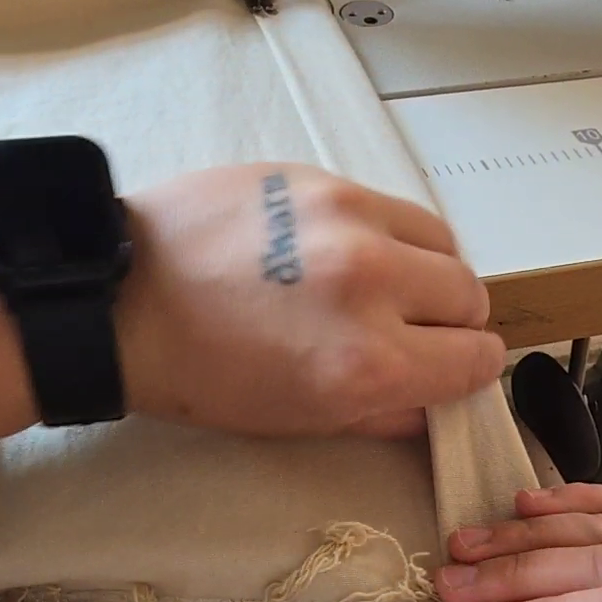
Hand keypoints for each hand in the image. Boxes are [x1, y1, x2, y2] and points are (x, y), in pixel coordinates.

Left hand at [116, 164, 504, 436]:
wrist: (125, 304)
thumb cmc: (205, 380)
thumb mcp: (297, 422)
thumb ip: (381, 415)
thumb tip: (432, 404)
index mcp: (367, 365)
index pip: (476, 361)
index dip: (468, 372)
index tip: (449, 370)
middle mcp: (373, 286)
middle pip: (471, 296)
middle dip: (453, 324)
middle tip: (413, 333)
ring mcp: (349, 220)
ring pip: (445, 244)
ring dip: (430, 275)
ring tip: (387, 289)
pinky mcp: (320, 178)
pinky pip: (394, 209)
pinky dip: (392, 237)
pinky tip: (350, 252)